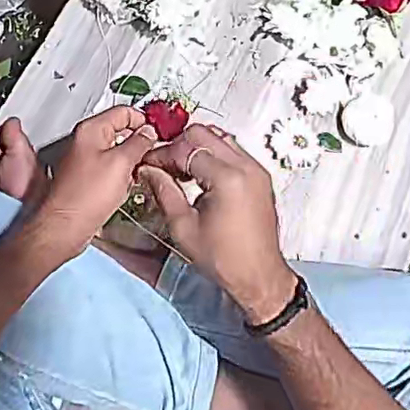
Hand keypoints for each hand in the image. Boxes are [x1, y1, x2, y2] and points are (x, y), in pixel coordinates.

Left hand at [13, 107, 158, 265]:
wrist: (65, 227)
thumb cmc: (84, 197)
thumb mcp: (122, 163)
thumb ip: (139, 142)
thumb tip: (148, 132)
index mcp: (91, 130)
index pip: (123, 111)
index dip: (143, 120)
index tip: (156, 132)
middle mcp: (84, 141)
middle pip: (120, 129)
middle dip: (137, 141)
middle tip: (150, 152)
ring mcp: (84, 159)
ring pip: (116, 150)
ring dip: (130, 160)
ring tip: (136, 173)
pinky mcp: (86, 177)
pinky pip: (110, 168)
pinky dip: (121, 174)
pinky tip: (124, 186)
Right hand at [138, 125, 299, 323]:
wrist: (259, 276)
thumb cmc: (224, 259)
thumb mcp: (184, 227)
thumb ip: (165, 191)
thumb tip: (149, 170)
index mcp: (228, 179)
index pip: (187, 149)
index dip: (163, 155)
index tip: (149, 164)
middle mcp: (246, 167)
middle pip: (204, 133)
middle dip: (179, 145)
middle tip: (163, 164)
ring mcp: (256, 169)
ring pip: (220, 137)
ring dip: (197, 146)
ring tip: (180, 168)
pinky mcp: (260, 175)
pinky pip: (233, 150)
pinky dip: (214, 154)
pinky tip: (200, 173)